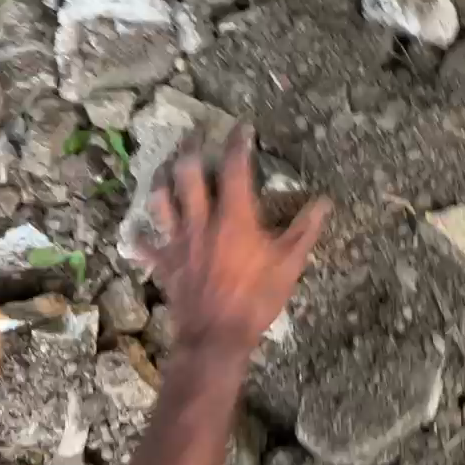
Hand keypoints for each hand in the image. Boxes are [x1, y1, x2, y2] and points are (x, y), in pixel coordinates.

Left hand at [142, 125, 331, 356]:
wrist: (215, 337)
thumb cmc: (256, 298)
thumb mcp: (290, 263)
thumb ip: (305, 229)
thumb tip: (324, 202)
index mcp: (234, 216)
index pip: (235, 167)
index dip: (238, 142)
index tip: (242, 127)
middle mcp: (201, 220)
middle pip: (187, 172)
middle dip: (190, 146)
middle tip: (194, 131)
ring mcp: (177, 241)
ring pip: (159, 200)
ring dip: (160, 179)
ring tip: (164, 166)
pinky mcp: (163, 263)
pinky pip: (144, 245)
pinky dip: (140, 236)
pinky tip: (140, 231)